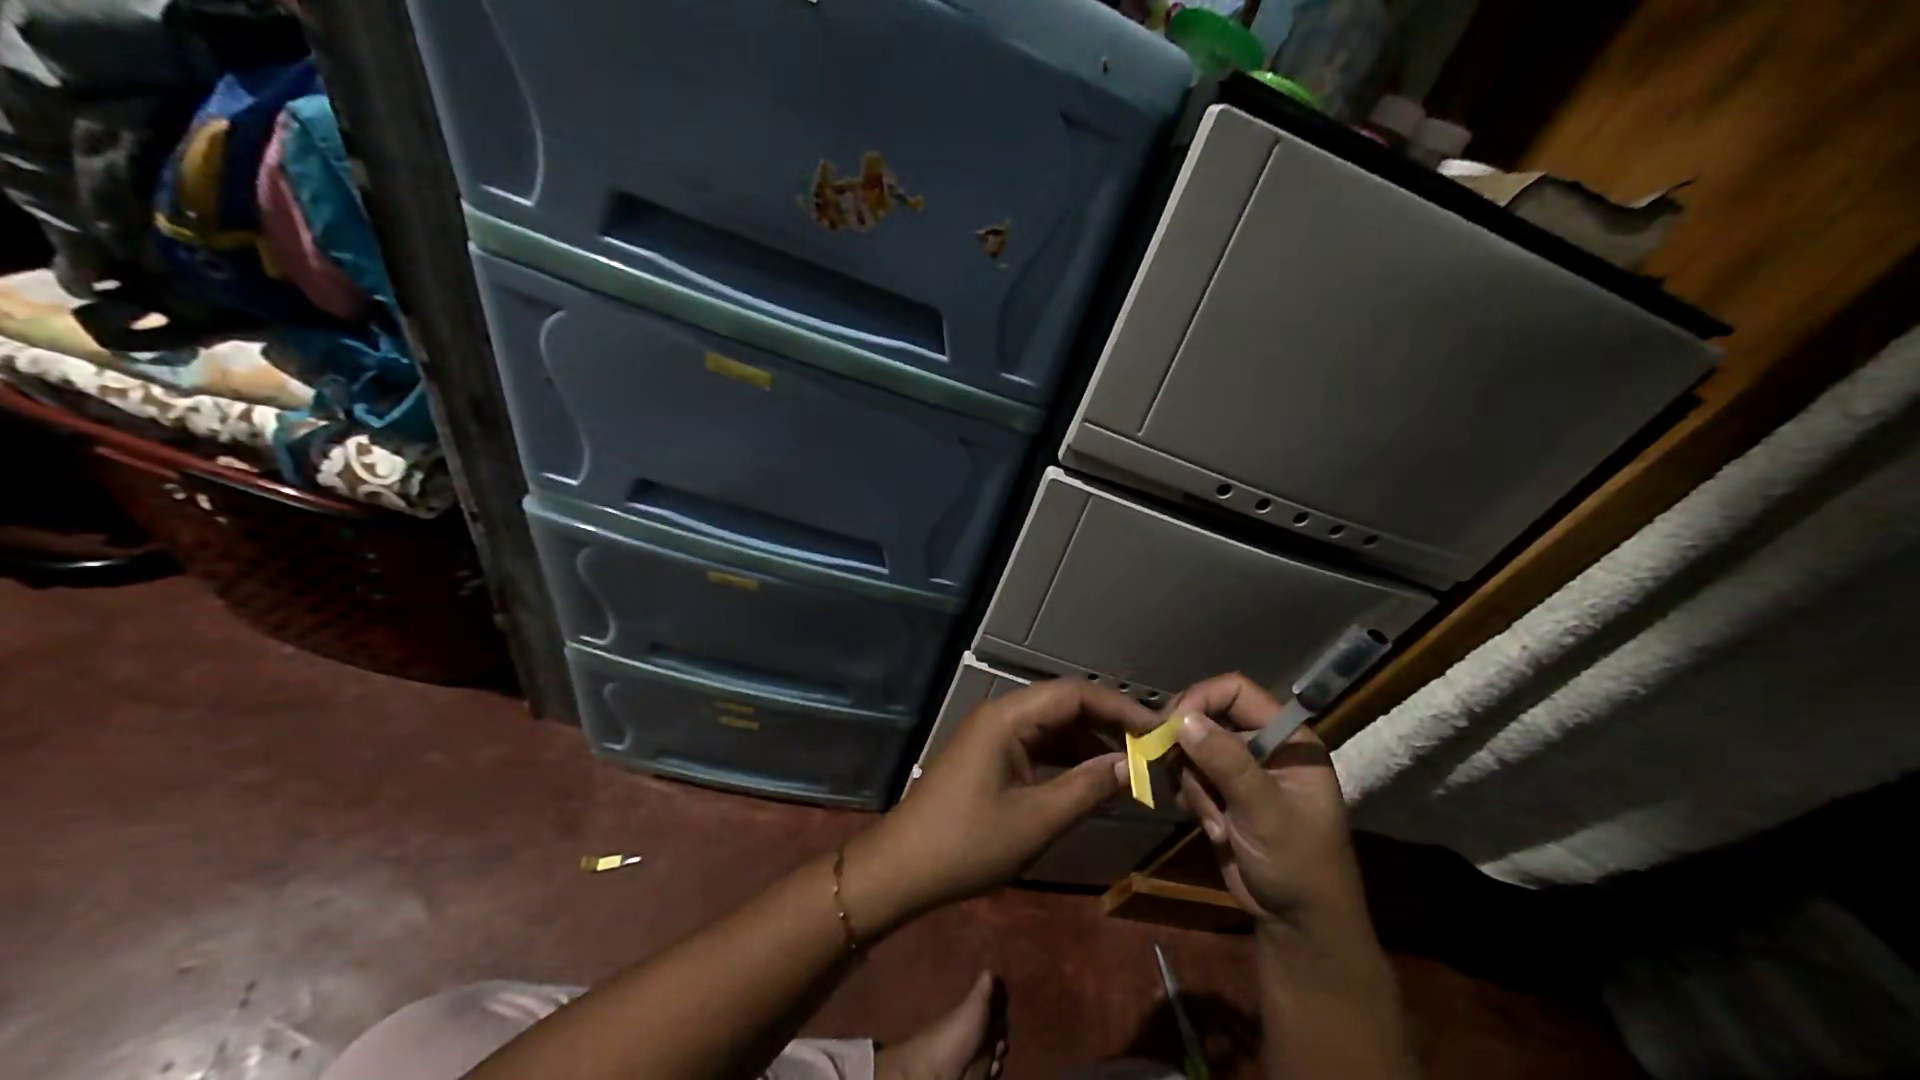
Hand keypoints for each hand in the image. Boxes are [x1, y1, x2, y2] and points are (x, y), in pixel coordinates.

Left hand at [845, 679, 1159, 933]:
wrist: (903, 868)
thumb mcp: (1035, 820)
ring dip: (1090, 742)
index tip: (1159, 730)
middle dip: (1109, 723)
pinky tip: (1092, 778)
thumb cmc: (967, 844)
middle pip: (1065, 704)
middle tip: (1151, 748)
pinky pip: (1038, 745)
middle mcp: (1001, 715)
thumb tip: (1130, 765)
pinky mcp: (991, 756)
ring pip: (1053, 725)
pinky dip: (1067, 758)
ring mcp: (994, 735)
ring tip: (1130, 766)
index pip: (1075, 694)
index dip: (1120, 708)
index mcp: (1008, 718)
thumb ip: (1086, 788)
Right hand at [1168, 674, 1365, 933]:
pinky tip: (1214, 830)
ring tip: (1216, 822)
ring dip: (1194, 786)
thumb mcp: (1265, 810)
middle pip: (1206, 718)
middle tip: (1183, 779)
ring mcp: (1240, 771)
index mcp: (1288, 739)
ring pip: (1191, 750)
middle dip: (1191, 752)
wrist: (1297, 924)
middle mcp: (1263, 746)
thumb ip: (1226, 762)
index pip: (1236, 692)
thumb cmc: (1297, 863)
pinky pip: (1188, 777)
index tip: (1172, 725)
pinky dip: (1191, 801)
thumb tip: (1183, 718)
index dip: (1202, 699)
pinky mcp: (1221, 794)